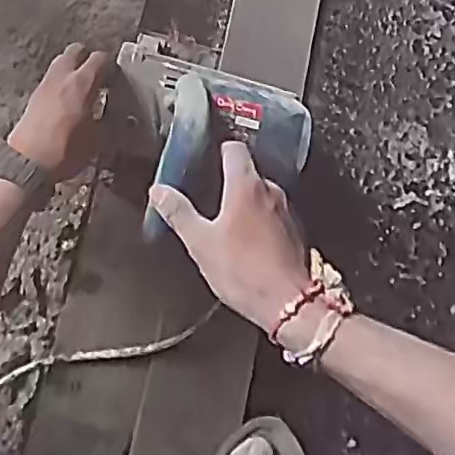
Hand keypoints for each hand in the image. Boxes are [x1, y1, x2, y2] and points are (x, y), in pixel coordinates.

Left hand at [8, 44, 110, 180]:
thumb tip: (112, 118)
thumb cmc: (64, 151)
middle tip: (98, 73)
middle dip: (89, 58)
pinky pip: (51, 79)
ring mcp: (45, 85)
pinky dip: (61, 83)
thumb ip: (106, 121)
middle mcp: (61, 77)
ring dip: (72, 69)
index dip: (111, 64)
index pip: (101, 58)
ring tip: (82, 87)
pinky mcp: (33, 97)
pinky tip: (66, 101)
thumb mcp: (97, 139)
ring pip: (61, 62)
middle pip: (77, 50)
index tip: (116, 76)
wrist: (28, 163)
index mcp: (82, 83)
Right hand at [149, 141, 312, 334]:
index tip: (208, 156)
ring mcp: (286, 211)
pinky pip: (273, 215)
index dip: (219, 149)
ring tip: (226, 220)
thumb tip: (159, 191)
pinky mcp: (295, 231)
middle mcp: (270, 192)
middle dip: (229, 179)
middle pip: (248, 171)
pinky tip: (247, 239)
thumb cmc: (244, 272)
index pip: (234, 149)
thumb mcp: (200, 242)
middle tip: (209, 193)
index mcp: (245, 186)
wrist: (289, 305)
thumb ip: (179, 212)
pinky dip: (260, 219)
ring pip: (261, 194)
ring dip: (246, 201)